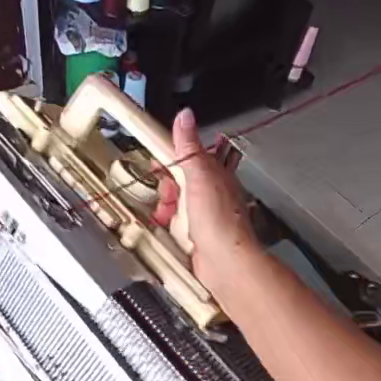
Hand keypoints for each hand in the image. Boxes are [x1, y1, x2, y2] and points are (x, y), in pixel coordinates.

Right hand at [153, 109, 257, 289]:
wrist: (225, 263)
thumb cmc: (222, 223)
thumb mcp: (200, 176)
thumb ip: (189, 148)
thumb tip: (185, 117)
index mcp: (213, 174)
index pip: (185, 156)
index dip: (167, 158)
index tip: (155, 162)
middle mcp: (209, 194)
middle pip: (175, 181)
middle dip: (165, 189)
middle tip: (167, 196)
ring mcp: (201, 216)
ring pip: (172, 204)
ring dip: (165, 210)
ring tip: (168, 217)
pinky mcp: (194, 236)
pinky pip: (173, 225)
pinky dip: (168, 227)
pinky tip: (171, 231)